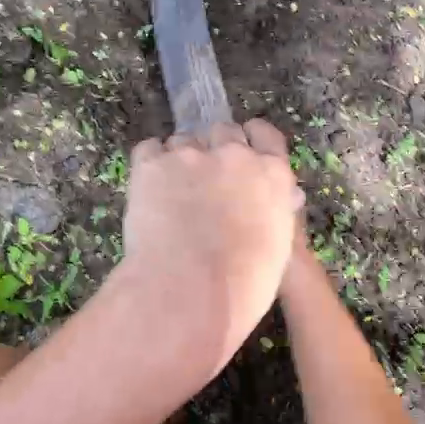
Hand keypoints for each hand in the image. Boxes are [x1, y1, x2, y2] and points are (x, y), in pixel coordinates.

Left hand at [117, 120, 303, 378]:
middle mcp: (234, 155)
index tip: (241, 150)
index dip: (251, 139)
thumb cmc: (243, 284)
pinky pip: (149, 149)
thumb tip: (271, 201)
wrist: (191, 292)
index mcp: (272, 174)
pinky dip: (149, 163)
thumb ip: (272, 211)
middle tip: (203, 179)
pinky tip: (148, 189)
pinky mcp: (152, 164)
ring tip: (170, 193)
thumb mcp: (276, 245)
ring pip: (183, 140)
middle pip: (223, 131)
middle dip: (214, 148)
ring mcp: (191, 155)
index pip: (265, 135)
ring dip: (179, 159)